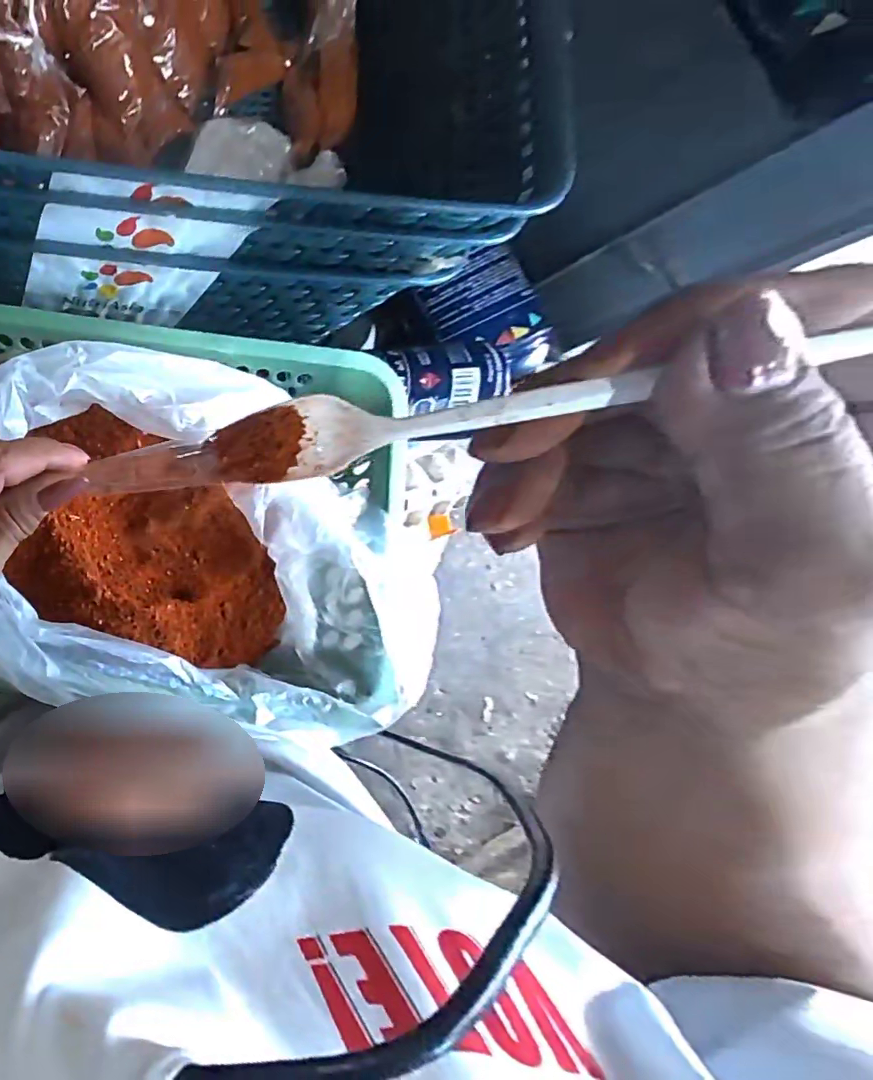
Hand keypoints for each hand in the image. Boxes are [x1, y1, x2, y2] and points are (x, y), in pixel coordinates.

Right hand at [468, 267, 872, 725]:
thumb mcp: (802, 560)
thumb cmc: (775, 646)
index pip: (809, 314)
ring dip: (522, 463)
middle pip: (659, 361)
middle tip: (502, 455)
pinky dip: (511, 488)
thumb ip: (780, 451)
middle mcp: (773, 408)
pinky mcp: (608, 465)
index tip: (599, 378)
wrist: (681, 695)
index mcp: (865, 412)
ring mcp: (685, 434)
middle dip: (565, 412)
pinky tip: (509, 531)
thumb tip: (730, 325)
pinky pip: (541, 452)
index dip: (695, 326)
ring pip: (581, 408)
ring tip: (500, 521)